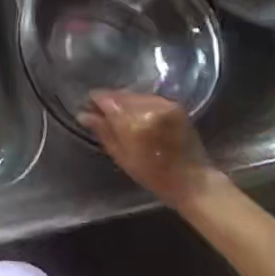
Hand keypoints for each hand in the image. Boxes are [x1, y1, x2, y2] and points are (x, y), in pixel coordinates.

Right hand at [78, 90, 220, 206]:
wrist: (191, 180)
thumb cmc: (153, 175)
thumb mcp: (122, 157)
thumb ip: (103, 131)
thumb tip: (83, 114)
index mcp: (133, 124)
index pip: (107, 100)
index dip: (95, 101)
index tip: (88, 106)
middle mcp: (149, 108)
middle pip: (121, 95)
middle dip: (110, 101)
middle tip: (101, 112)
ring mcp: (164, 104)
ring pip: (135, 95)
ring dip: (125, 102)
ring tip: (120, 115)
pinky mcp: (174, 105)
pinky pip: (149, 98)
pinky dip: (140, 104)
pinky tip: (137, 115)